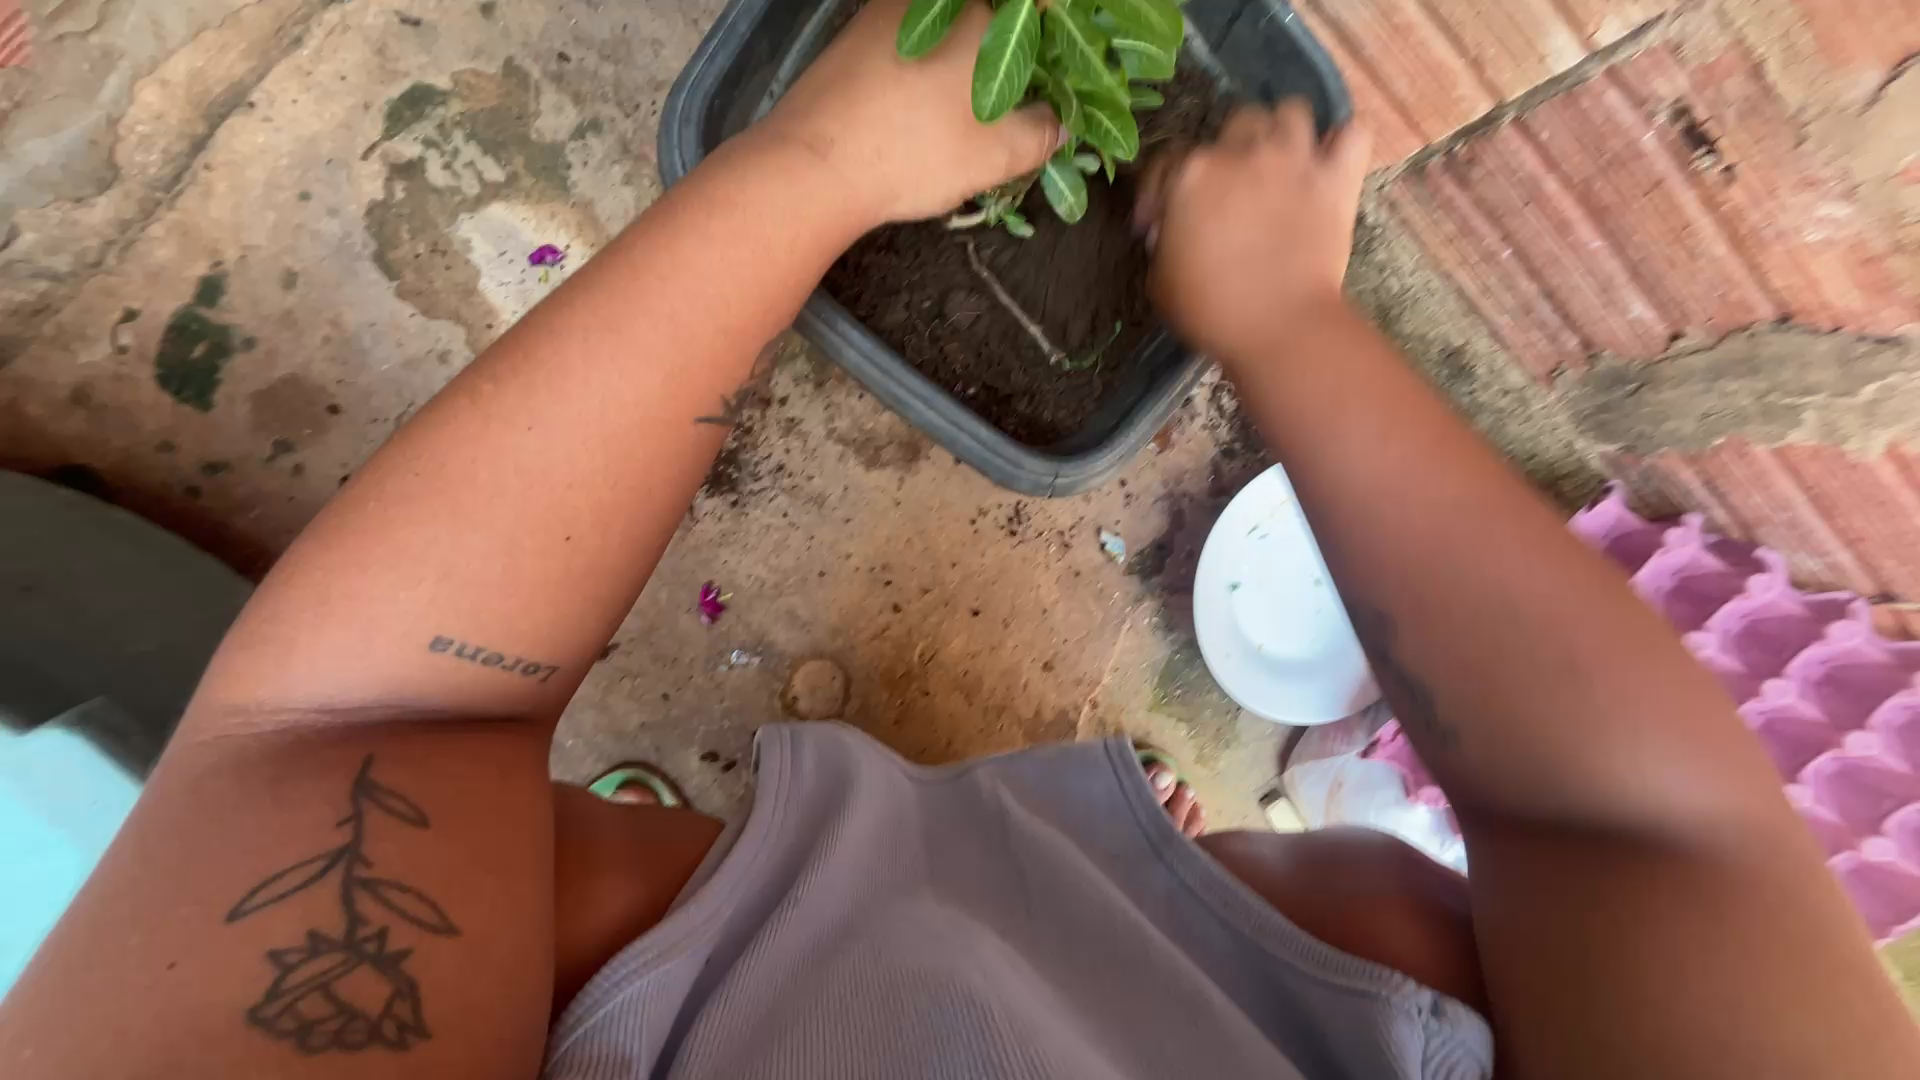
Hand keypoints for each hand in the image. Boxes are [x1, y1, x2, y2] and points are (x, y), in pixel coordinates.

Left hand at [752, 0, 1063, 226]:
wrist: (814, 165)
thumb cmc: (915, 153)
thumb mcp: (993, 156)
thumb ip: (1038, 135)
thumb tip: (1059, 123)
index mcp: (977, 12)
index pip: (1032, 12)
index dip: (1045, 47)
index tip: (1046, 90)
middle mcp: (932, 0)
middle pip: (985, 19)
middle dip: (1002, 59)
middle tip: (1008, 109)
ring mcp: (886, 12)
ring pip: (944, 31)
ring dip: (961, 67)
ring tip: (964, 116)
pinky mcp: (853, 38)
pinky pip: (908, 44)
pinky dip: (923, 71)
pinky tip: (919, 113)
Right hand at [1135, 102, 1370, 365]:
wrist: (1277, 327)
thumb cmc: (1208, 310)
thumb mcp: (1160, 280)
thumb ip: (1164, 241)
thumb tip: (1171, 229)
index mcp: (1191, 176)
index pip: (1167, 164)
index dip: (1157, 194)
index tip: (1155, 225)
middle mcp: (1243, 153)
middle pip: (1235, 124)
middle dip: (1227, 151)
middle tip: (1226, 188)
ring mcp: (1296, 161)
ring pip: (1291, 113)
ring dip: (1281, 133)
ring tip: (1276, 163)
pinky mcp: (1338, 179)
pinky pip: (1353, 134)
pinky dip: (1342, 142)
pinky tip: (1328, 162)